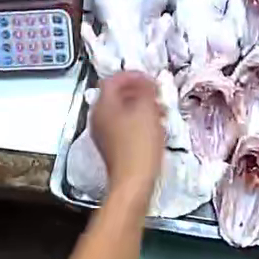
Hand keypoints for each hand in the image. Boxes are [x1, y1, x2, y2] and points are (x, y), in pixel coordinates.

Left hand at [90, 71, 164, 198]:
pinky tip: (154, 128)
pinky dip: (138, 121)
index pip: (113, 80)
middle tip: (156, 94)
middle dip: (138, 91)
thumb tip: (144, 81)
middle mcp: (98, 117)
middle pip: (116, 95)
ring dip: (140, 107)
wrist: (133, 182)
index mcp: (103, 105)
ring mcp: (103, 133)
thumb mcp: (147, 110)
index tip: (150, 79)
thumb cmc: (140, 144)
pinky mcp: (111, 147)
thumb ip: (145, 90)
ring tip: (159, 111)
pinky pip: (123, 126)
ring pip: (121, 111)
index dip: (132, 76)